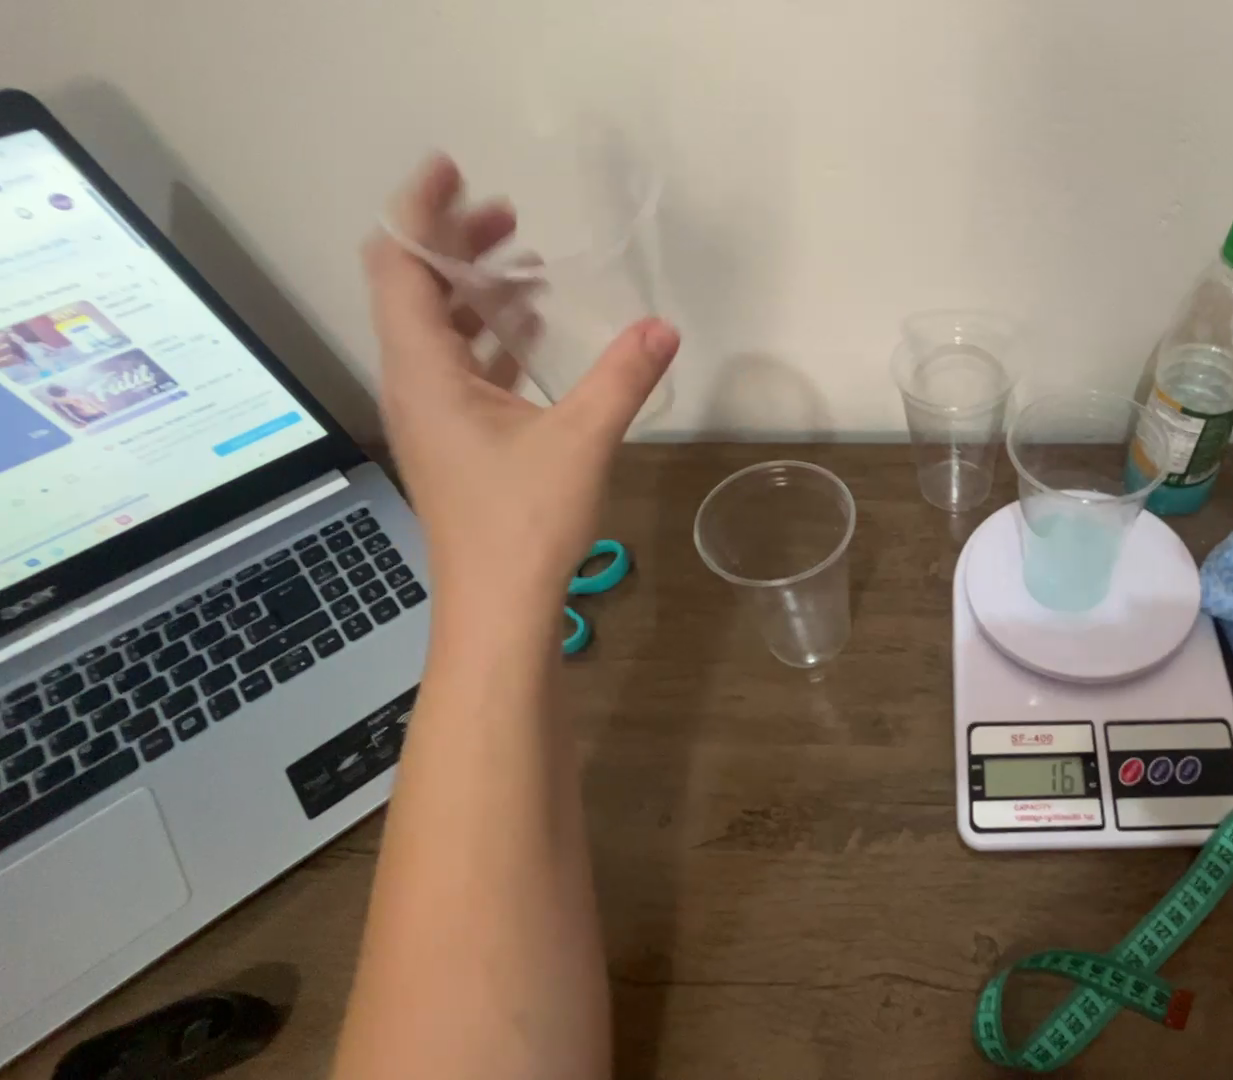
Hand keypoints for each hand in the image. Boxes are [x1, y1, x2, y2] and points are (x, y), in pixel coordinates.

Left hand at [363, 155, 678, 615]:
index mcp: (426, 371)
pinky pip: (464, 366)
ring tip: (526, 260)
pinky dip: (492, 336)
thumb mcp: (582, 441)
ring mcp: (434, 414)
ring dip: (477, 289)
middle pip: (417, 290)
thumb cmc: (525, 521)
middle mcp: (416, 383)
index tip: (454, 170)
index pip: (400, 265)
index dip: (420, 210)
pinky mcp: (457, 439)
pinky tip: (532, 333)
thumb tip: (664, 328)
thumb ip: (622, 378)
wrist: (499, 604)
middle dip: (456, 244)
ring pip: (441, 330)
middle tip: (508, 213)